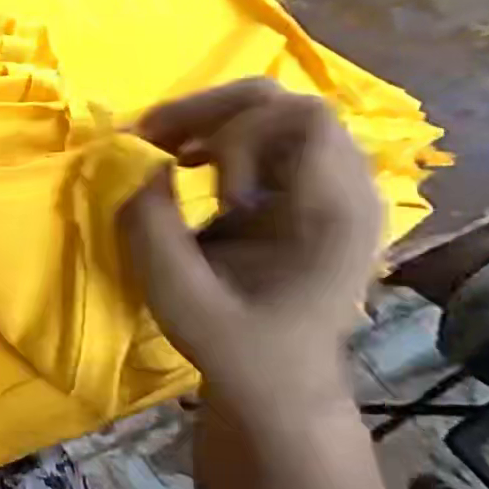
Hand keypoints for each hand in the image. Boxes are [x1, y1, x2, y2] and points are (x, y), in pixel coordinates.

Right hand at [121, 79, 380, 422]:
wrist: (278, 386)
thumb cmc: (235, 347)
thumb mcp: (178, 295)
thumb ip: (150, 226)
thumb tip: (141, 164)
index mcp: (333, 216)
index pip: (303, 120)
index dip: (237, 133)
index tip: (198, 178)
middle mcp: (347, 190)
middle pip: (290, 103)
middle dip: (213, 109)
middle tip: (155, 136)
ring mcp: (333, 189)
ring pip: (277, 112)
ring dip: (213, 119)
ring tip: (167, 147)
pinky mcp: (311, 193)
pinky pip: (270, 134)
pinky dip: (221, 135)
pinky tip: (191, 163)